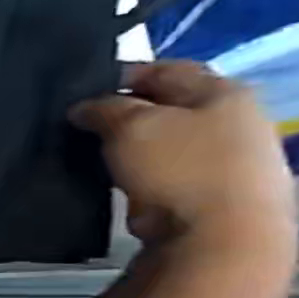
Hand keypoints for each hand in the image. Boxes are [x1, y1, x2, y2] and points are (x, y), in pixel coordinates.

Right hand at [69, 61, 295, 253]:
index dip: (119, 75)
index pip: (165, 69)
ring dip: (118, 141)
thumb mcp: (131, 124)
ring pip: (154, 136)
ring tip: (78, 146)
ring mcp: (215, 153)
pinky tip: (98, 170)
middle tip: (71, 120)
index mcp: (222, 92)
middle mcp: (227, 117)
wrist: (212, 228)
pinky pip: (151, 165)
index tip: (75, 90)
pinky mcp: (195, 184)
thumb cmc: (177, 165)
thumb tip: (83, 108)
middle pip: (161, 103)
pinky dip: (124, 165)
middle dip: (117, 110)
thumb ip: (103, 107)